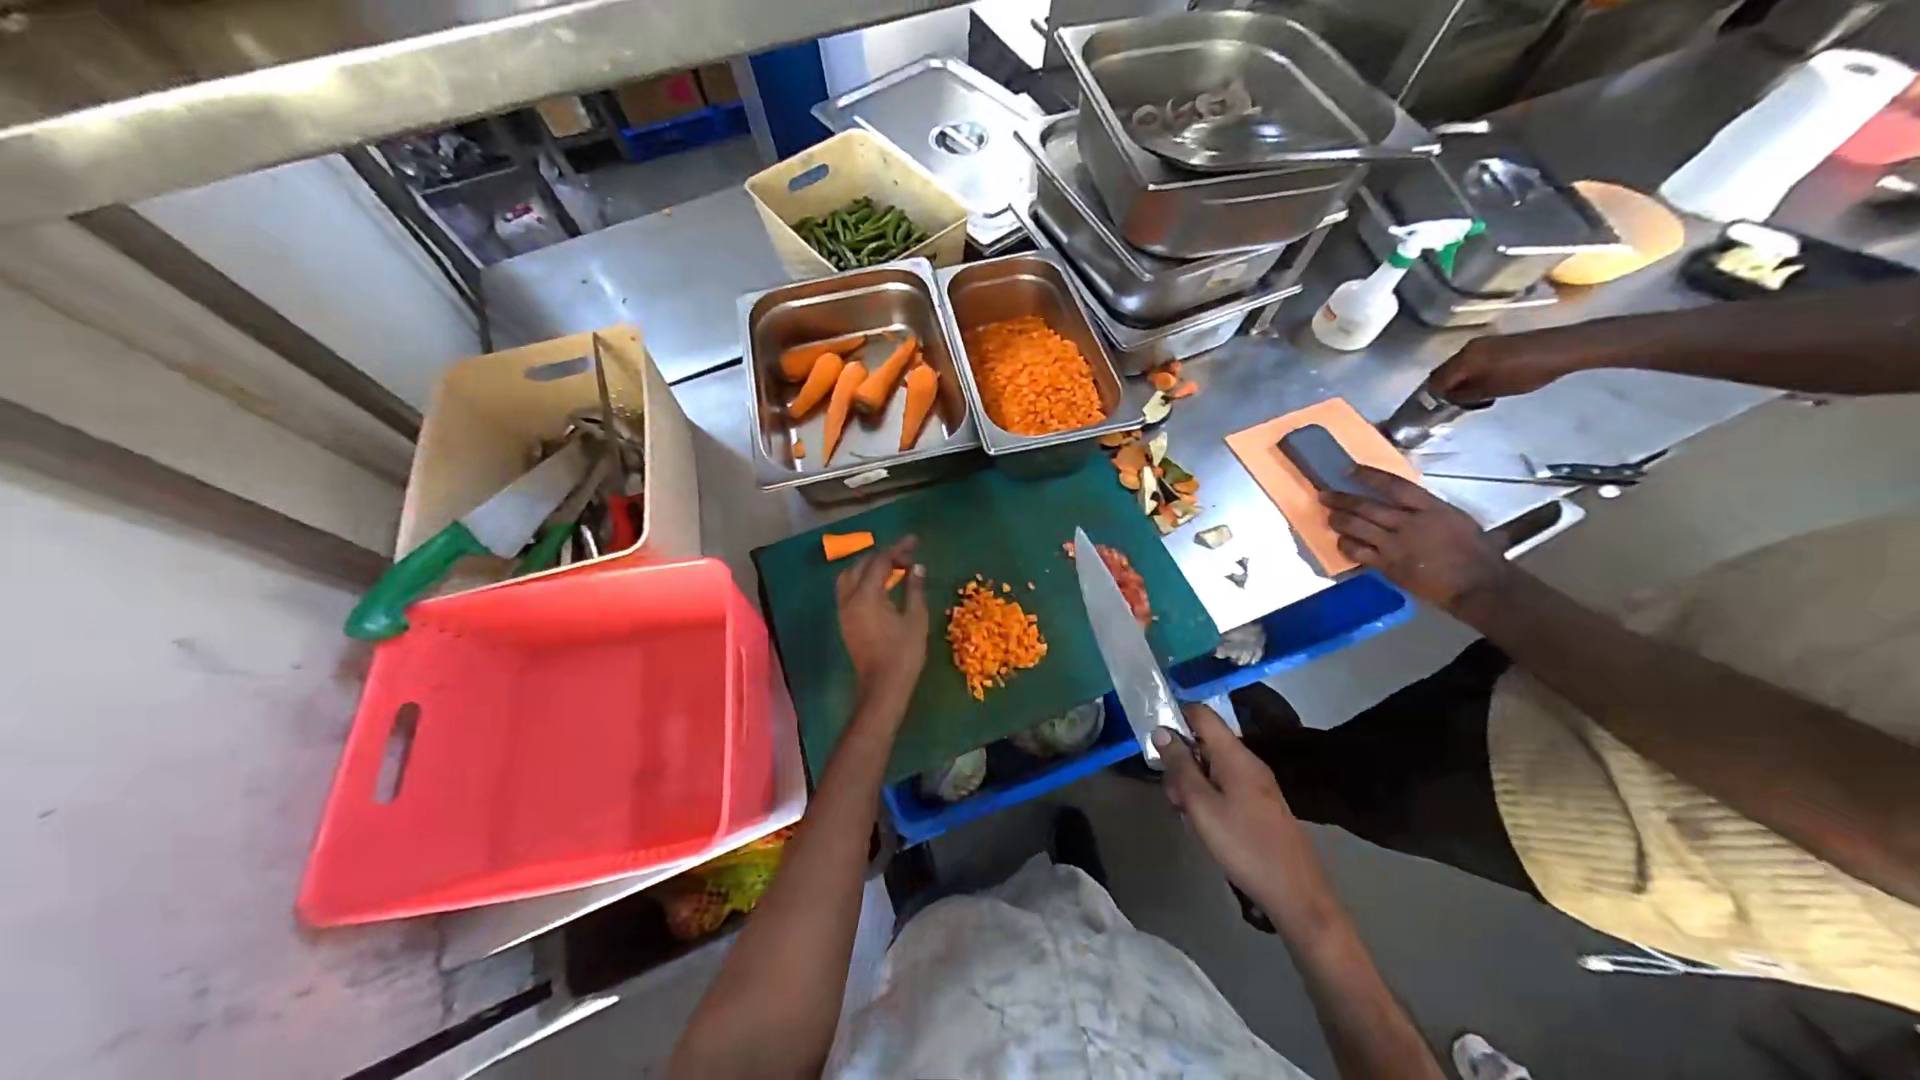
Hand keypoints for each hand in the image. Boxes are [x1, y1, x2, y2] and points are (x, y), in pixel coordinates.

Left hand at [836, 535, 927, 708]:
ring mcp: (844, 610)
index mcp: (866, 595)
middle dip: (884, 556)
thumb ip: (914, 588)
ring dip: (870, 567)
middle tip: (907, 557)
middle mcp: (849, 598)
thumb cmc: (903, 653)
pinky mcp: (845, 620)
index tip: (915, 541)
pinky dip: (863, 580)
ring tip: (892, 568)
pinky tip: (881, 586)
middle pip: (862, 564)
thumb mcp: (915, 618)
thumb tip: (917, 567)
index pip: (880, 561)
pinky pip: (849, 589)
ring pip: (850, 576)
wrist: (883, 686)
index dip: (898, 548)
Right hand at [1158, 704, 1305, 900]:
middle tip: (1173, 796)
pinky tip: (1204, 823)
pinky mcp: (1261, 804)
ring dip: (1192, 782)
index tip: (1154, 743)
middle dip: (1181, 760)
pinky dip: (1208, 795)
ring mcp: (1258, 783)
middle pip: (1205, 742)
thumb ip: (1180, 766)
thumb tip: (1161, 731)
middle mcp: (1248, 761)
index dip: (1175, 718)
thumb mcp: (1200, 805)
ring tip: (1186, 813)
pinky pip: (1226, 784)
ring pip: (1213, 766)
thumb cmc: (1243, 845)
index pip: (1202, 714)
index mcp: (1235, 755)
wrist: (1295, 893)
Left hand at [1321, 466, 1511, 613]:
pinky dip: (1346, 545)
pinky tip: (1341, 541)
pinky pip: (1358, 552)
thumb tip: (1407, 504)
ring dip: (1338, 520)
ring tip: (1329, 515)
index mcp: (1431, 508)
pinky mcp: (1388, 566)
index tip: (1350, 470)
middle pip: (1367, 506)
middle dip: (1341, 499)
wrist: (1478, 585)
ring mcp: (1395, 545)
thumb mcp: (1457, 520)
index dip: (1369, 476)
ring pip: (1357, 527)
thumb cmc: (1477, 552)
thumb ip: (1429, 510)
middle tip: (1324, 494)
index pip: (1394, 485)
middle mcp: (1409, 523)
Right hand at [1427, 333, 1587, 403]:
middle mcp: (1467, 349)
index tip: (1441, 408)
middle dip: (1446, 387)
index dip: (1435, 396)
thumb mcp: (1492, 390)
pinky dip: (1471, 372)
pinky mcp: (1495, 342)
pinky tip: (1486, 381)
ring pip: (1458, 365)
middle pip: (1444, 371)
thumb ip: (1465, 395)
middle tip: (1456, 402)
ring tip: (1473, 393)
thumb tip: (1448, 398)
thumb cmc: (1525, 373)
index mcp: (1463, 360)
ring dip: (1460, 379)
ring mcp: (1481, 343)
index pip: (1436, 381)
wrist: (1561, 349)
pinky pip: (1472, 359)